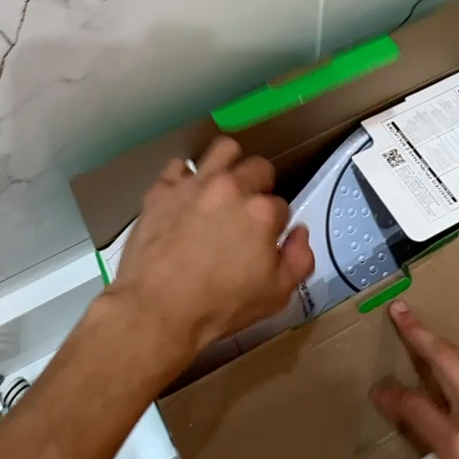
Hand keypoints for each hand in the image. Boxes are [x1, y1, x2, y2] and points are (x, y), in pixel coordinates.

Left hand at [107, 137, 314, 365]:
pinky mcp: (162, 188)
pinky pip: (179, 166)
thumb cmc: (220, 307)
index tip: (265, 240)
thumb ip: (299, 259)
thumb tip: (299, 232)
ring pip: (223, 149)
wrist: (159, 308)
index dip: (275, 224)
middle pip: (259, 167)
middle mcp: (231, 187)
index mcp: (262, 211)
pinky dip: (185, 178)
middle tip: (246, 212)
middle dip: (260, 186)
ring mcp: (194, 184)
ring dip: (229, 164)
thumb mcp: (276, 295)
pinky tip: (184, 197)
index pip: (281, 205)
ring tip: (222, 187)